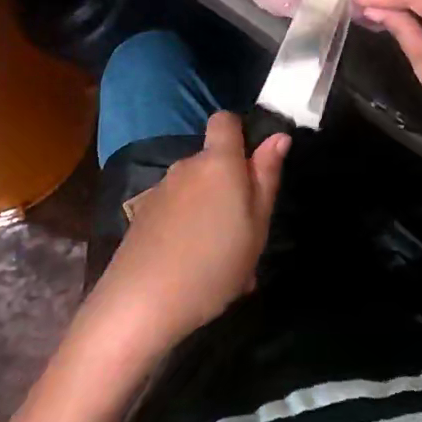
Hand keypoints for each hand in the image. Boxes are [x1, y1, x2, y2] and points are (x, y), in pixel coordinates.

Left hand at [74, 113, 289, 365]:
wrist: (143, 300)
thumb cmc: (215, 263)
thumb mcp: (256, 225)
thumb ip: (265, 177)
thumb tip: (277, 136)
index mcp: (217, 163)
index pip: (224, 121)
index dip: (240, 132)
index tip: (255, 164)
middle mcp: (185, 167)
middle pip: (212, 162)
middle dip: (230, 186)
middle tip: (247, 232)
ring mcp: (160, 190)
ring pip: (196, 192)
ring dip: (211, 214)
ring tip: (224, 261)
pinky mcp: (144, 215)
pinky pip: (178, 212)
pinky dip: (190, 230)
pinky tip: (196, 269)